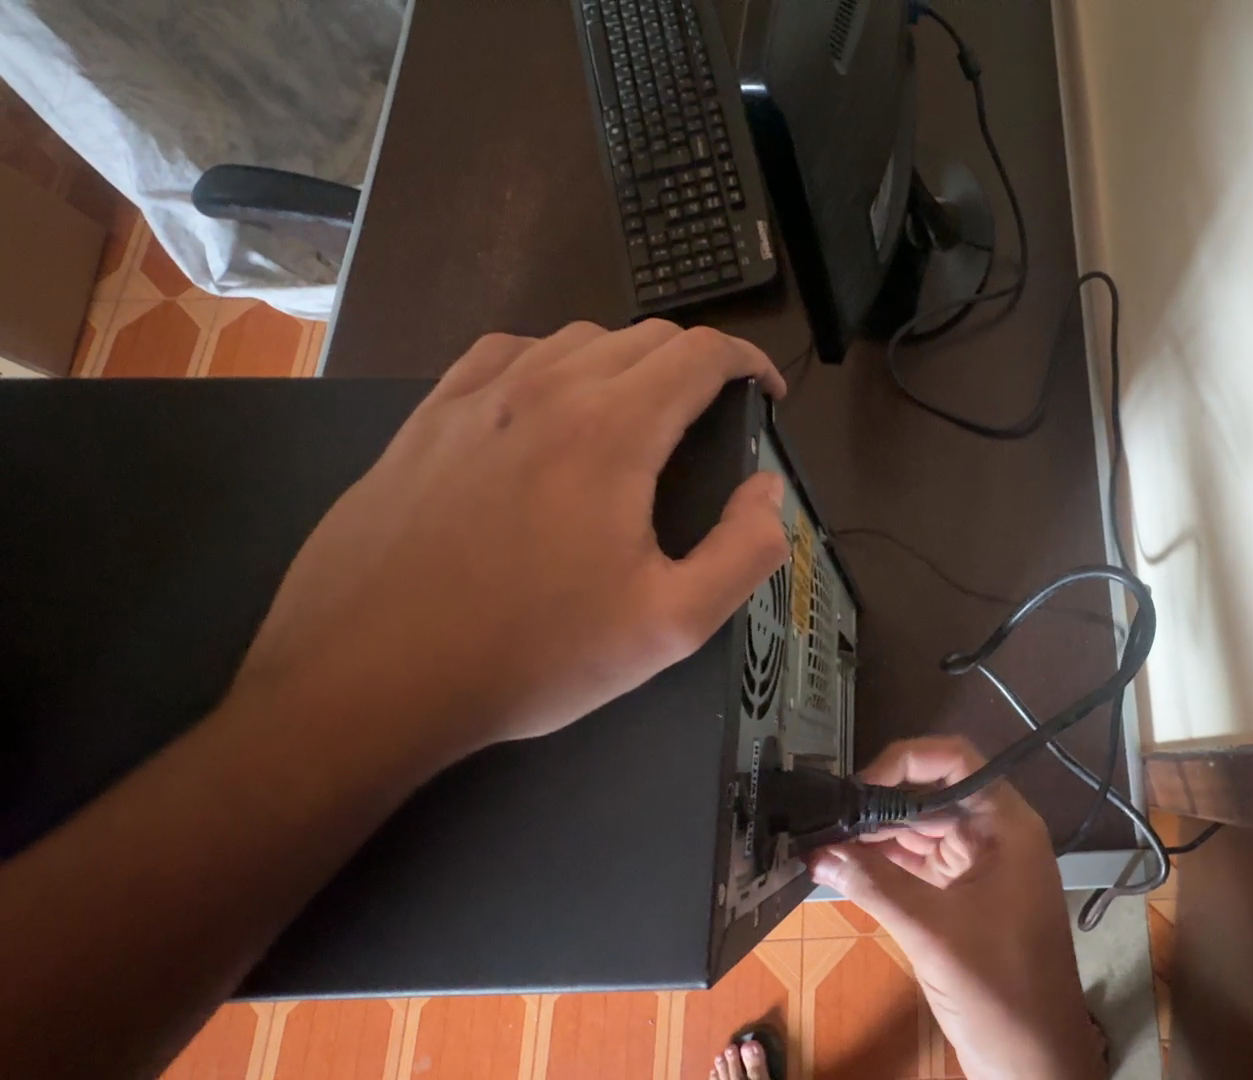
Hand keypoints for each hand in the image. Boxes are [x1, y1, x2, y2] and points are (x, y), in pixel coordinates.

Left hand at [228, 320, 789, 767]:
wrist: (366, 684)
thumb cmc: (533, 655)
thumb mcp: (672, 624)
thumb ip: (745, 551)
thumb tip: (766, 492)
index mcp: (611, 432)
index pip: (701, 353)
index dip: (749, 362)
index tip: (765, 394)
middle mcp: (545, 390)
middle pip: (645, 336)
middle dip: (699, 363)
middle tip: (716, 415)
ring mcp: (475, 398)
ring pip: (577, 337)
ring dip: (630, 361)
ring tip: (644, 414)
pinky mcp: (425, 419)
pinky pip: (506, 354)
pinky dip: (554, 362)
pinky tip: (553, 405)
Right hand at [809, 738, 1104, 1079]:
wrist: (1036, 1066)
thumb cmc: (1000, 991)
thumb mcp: (933, 932)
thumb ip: (875, 885)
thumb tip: (820, 852)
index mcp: (1006, 825)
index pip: (956, 762)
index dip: (906, 761)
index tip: (860, 786)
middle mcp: (995, 834)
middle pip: (934, 795)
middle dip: (880, 802)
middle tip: (827, 815)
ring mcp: (980, 865)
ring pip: (922, 829)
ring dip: (877, 835)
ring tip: (825, 838)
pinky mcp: (964, 896)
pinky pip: (920, 864)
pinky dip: (886, 864)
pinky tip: (845, 867)